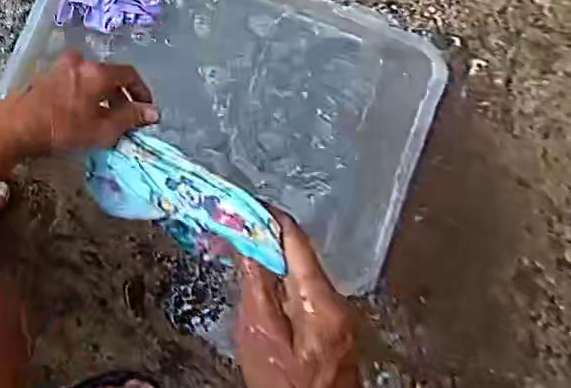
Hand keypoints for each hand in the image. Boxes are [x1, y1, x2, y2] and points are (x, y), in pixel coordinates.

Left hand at [0, 50, 158, 156]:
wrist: (17, 125)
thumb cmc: (63, 128)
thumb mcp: (103, 129)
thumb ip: (130, 118)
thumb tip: (152, 111)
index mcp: (95, 71)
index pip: (129, 74)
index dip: (142, 92)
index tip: (147, 111)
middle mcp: (78, 62)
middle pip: (109, 75)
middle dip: (121, 96)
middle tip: (127, 119)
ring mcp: (60, 66)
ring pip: (91, 78)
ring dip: (103, 96)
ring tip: (105, 120)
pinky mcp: (47, 75)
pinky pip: (76, 81)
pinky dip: (86, 94)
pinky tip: (83, 114)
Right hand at [236, 212, 359, 387]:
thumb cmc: (282, 380)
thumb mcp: (259, 328)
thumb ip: (254, 278)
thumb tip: (243, 236)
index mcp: (322, 300)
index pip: (295, 238)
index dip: (266, 214)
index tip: (237, 201)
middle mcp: (338, 303)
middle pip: (299, 252)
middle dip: (263, 233)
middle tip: (229, 222)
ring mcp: (340, 317)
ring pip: (300, 268)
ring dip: (270, 254)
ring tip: (237, 243)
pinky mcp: (334, 329)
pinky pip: (305, 286)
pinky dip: (280, 274)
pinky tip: (257, 274)